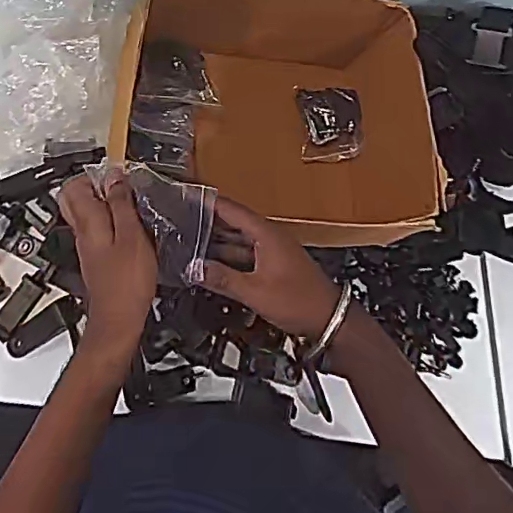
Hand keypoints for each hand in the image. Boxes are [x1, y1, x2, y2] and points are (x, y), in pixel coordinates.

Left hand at [58, 173, 156, 356]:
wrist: (120, 319)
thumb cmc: (126, 283)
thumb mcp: (132, 235)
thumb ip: (122, 205)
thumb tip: (115, 178)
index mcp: (88, 223)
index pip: (75, 186)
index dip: (96, 173)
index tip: (119, 173)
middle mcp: (83, 233)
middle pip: (75, 199)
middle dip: (97, 185)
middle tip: (122, 185)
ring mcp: (88, 246)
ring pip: (88, 213)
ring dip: (107, 203)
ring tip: (132, 203)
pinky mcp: (98, 257)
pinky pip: (99, 229)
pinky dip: (114, 220)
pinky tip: (133, 226)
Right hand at [199, 196, 341, 338]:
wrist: (328, 317)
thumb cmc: (301, 301)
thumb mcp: (256, 292)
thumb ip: (224, 279)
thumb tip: (196, 269)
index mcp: (266, 234)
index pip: (232, 210)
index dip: (210, 202)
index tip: (191, 195)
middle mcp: (269, 236)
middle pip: (234, 222)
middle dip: (209, 220)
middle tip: (183, 218)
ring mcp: (272, 249)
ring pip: (239, 239)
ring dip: (217, 240)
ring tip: (192, 240)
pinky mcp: (273, 263)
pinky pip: (246, 252)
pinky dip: (229, 255)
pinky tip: (214, 263)